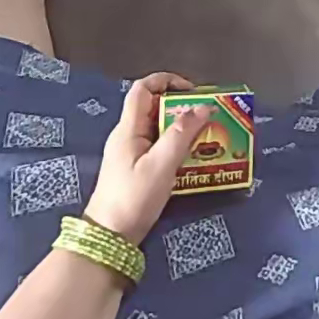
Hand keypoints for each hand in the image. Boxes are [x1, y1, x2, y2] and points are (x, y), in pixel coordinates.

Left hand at [84, 72, 209, 243]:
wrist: (110, 237)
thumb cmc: (134, 198)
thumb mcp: (161, 165)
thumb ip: (181, 135)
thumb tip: (203, 107)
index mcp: (129, 129)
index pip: (143, 89)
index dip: (166, 81)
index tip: (193, 90)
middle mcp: (128, 136)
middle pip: (154, 108)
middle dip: (181, 107)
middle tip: (208, 115)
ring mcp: (131, 153)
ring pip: (159, 129)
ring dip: (182, 128)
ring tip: (207, 136)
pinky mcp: (137, 169)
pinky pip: (159, 147)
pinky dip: (177, 146)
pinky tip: (194, 157)